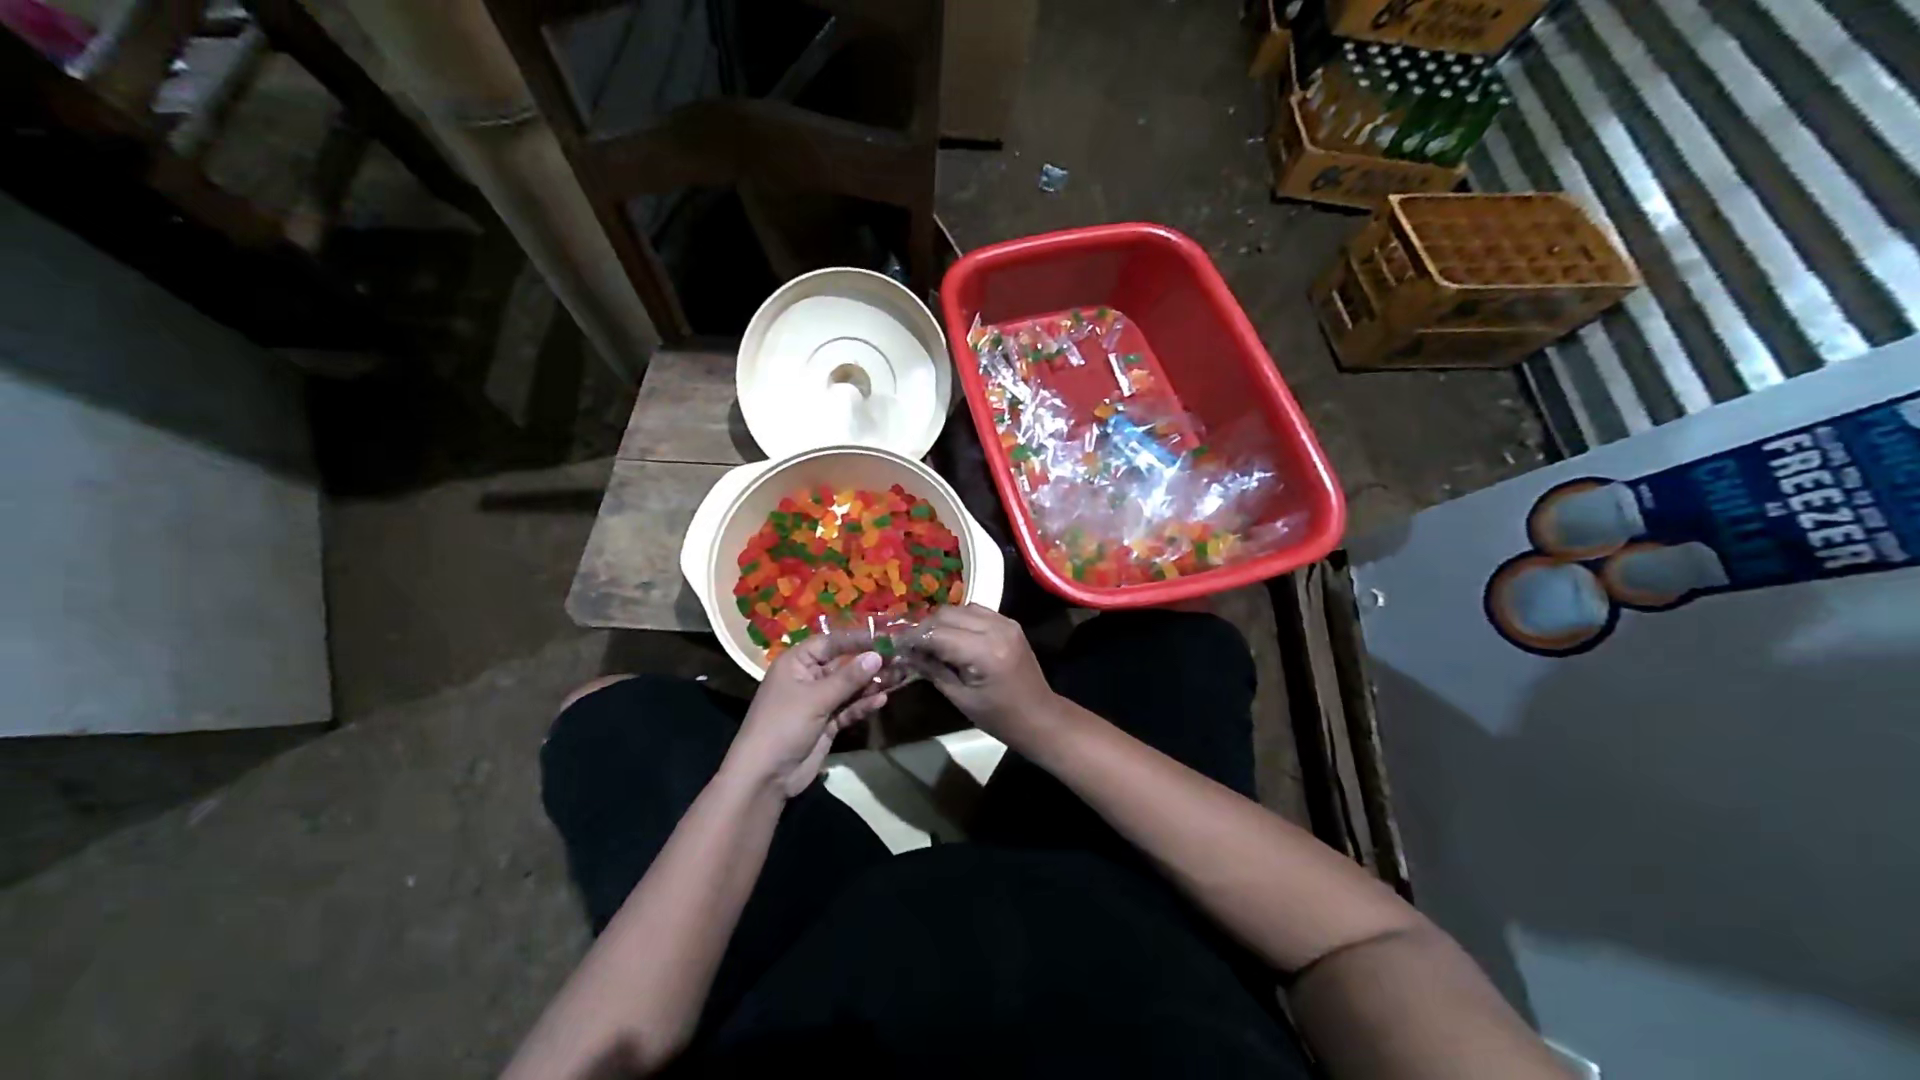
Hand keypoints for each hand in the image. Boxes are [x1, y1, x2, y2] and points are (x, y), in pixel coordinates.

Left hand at [723, 636, 887, 797]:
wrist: (766, 776)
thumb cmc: (784, 725)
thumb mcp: (816, 698)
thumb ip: (849, 678)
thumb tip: (877, 655)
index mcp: (796, 663)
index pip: (831, 643)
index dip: (857, 639)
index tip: (885, 637)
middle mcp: (808, 678)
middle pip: (843, 664)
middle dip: (869, 663)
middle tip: (899, 658)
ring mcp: (818, 702)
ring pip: (849, 687)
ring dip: (871, 684)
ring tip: (899, 677)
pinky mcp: (827, 723)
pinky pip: (849, 708)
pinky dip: (863, 704)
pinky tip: (881, 700)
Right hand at [913, 605, 1059, 745]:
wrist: (1039, 716)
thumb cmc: (999, 717)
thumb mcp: (961, 698)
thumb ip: (933, 670)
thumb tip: (906, 654)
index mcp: (985, 652)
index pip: (938, 634)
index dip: (914, 638)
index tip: (895, 645)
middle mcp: (996, 629)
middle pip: (948, 614)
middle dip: (925, 627)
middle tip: (910, 644)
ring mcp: (1005, 622)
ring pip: (961, 608)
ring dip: (941, 621)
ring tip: (928, 640)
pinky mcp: (1009, 622)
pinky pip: (976, 611)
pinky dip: (959, 619)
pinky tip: (951, 636)